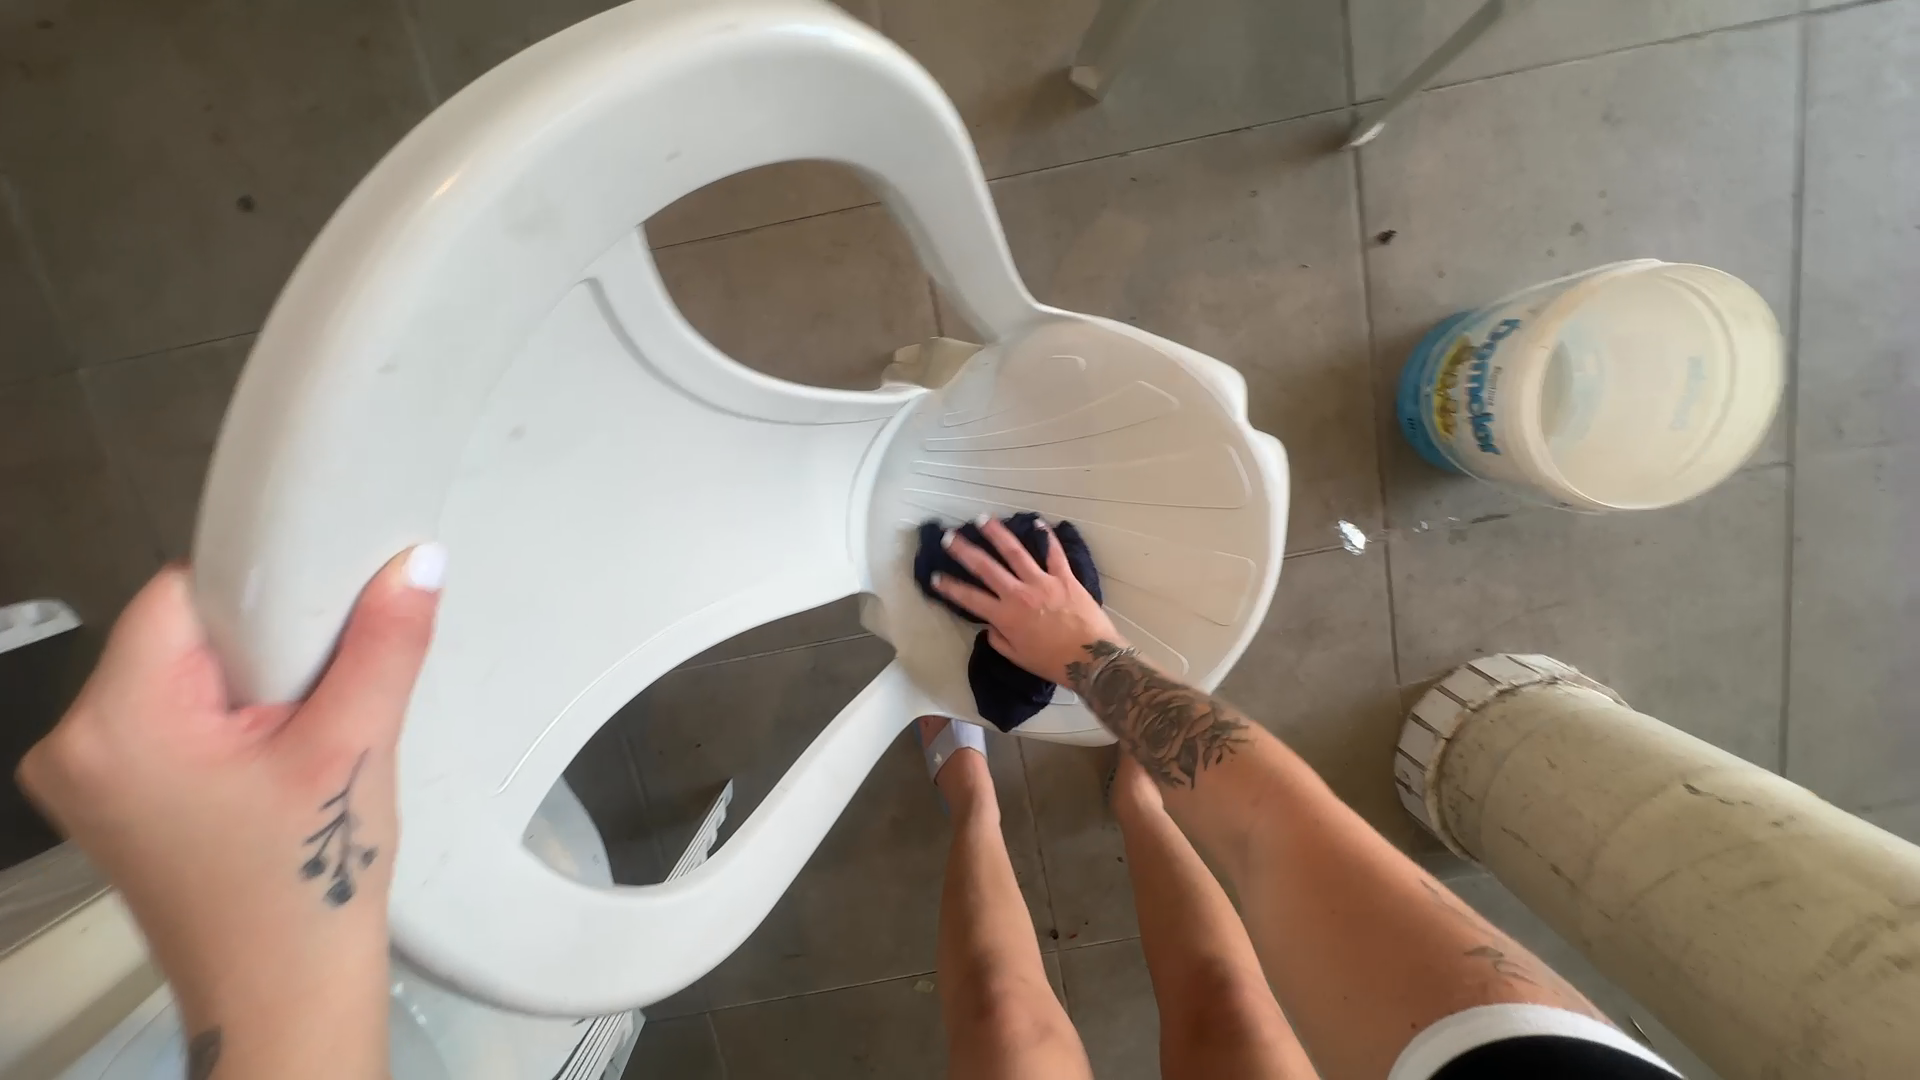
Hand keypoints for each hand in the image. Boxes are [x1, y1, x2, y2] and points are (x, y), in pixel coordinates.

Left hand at [17, 545, 444, 1079]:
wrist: (283, 985)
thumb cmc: (307, 876)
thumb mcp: (355, 745)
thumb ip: (385, 644)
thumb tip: (418, 562)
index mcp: (114, 724)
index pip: (185, 596)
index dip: (270, 581)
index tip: (342, 588)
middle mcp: (78, 742)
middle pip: (190, 632)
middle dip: (280, 636)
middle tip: (347, 668)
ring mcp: (97, 773)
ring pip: (197, 671)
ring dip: (273, 674)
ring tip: (328, 715)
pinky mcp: (128, 792)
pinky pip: (191, 711)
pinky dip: (254, 707)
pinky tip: (301, 741)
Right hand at [930, 517, 1124, 684]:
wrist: (1092, 659)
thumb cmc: (1053, 662)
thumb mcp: (1018, 657)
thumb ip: (999, 639)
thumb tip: (990, 626)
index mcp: (1005, 616)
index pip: (970, 598)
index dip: (950, 587)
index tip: (935, 577)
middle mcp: (1019, 594)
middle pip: (986, 567)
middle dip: (965, 551)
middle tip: (950, 536)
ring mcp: (1043, 582)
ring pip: (1016, 552)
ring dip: (998, 534)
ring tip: (985, 520)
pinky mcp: (1065, 577)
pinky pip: (1054, 553)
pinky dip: (1047, 537)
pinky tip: (1038, 523)